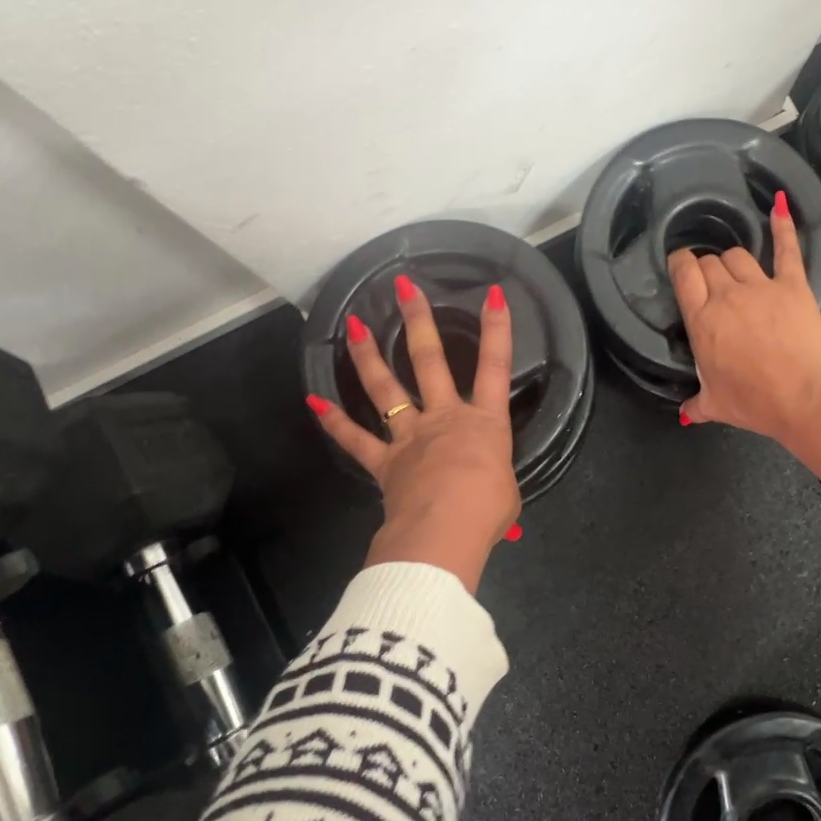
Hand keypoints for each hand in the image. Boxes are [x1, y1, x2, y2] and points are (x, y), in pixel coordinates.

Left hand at [307, 276, 520, 592]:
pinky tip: (314, 401)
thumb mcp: (506, 490)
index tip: (490, 294)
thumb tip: (484, 482)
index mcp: (484, 424)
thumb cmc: (485, 511)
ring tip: (354, 325)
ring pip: (386, 388)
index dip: (497, 330)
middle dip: (418, 320)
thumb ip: (492, 473)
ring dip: (368, 354)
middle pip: (429, 360)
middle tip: (404, 287)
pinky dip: (334, 421)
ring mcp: (410, 436)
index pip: (495, 368)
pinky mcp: (384, 462)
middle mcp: (445, 418)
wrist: (444, 533)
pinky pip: (355, 439)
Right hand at [669, 191, 820, 491]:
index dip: (681, 264)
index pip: (684, 274)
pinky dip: (783, 226)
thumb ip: (695, 404)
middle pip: (710, 263)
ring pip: (739, 255)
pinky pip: (786, 250)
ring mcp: (762, 288)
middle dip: (707, 267)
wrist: (805, 400)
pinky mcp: (794, 287)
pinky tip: (778, 207)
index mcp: (702, 321)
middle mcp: (728, 297)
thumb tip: (684, 413)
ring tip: (735, 269)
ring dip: (733, 259)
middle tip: (711, 282)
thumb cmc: (755, 403)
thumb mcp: (716, 405)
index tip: (681, 267)